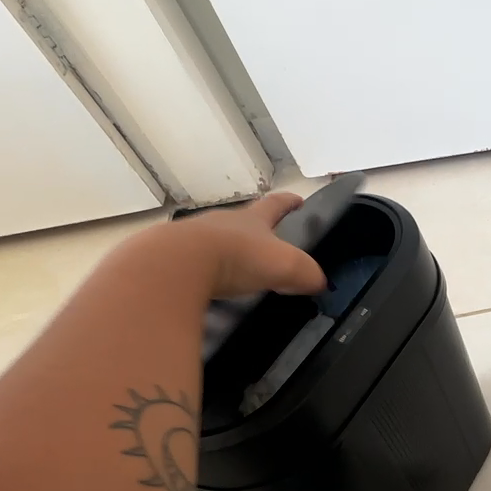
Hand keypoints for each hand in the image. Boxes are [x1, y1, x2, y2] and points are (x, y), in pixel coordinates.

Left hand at [156, 192, 327, 298]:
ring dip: (230, 256)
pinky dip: (208, 276)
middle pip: (244, 224)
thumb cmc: (239, 257)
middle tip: (269, 251)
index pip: (276, 205)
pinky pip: (196, 265)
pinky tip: (213, 290)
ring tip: (240, 276)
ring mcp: (194, 238)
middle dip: (257, 234)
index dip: (289, 203)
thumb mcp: (287, 266)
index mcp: (252, 219)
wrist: (178, 264)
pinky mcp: (172, 258)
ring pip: (218, 243)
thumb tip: (318, 281)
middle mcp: (223, 223)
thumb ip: (308, 273)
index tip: (298, 200)